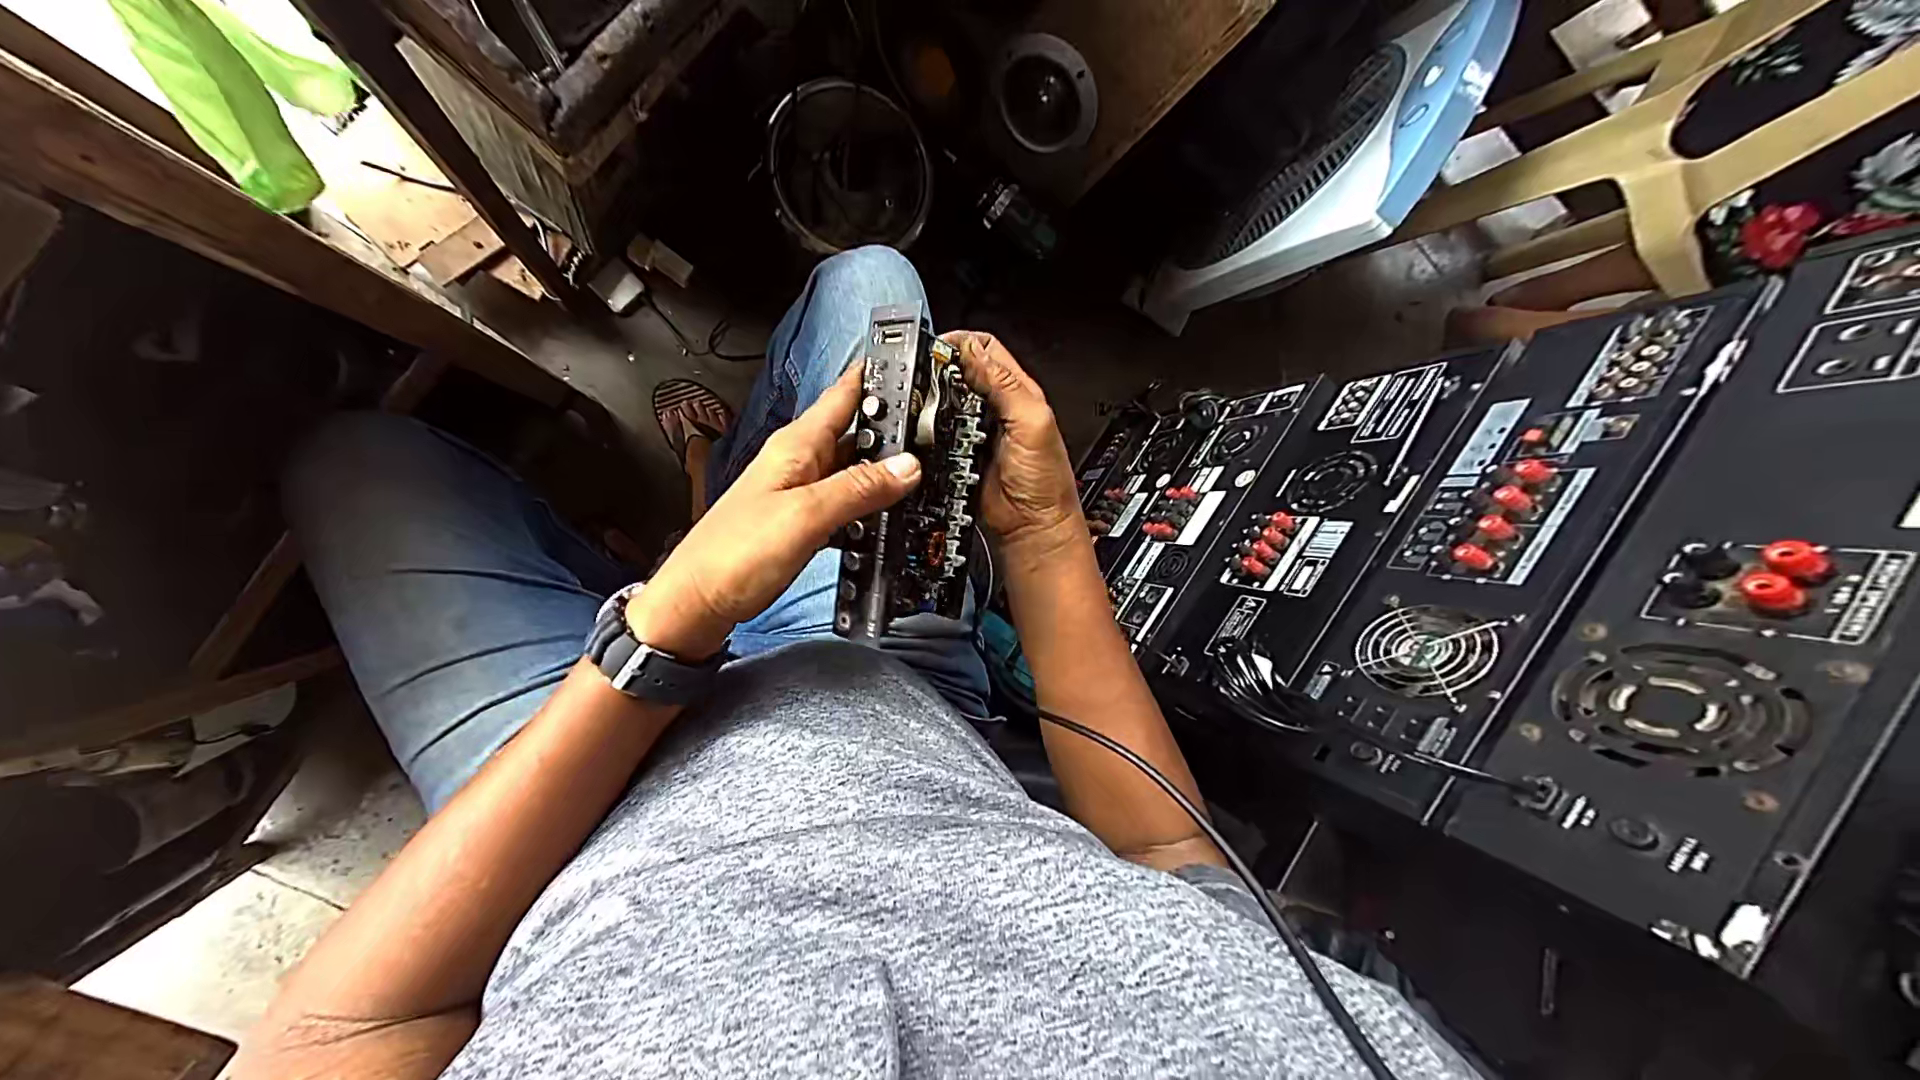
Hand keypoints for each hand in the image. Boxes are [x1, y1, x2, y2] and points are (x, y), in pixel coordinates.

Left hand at [625, 364, 921, 659]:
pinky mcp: (802, 519)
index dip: (878, 372)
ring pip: (853, 468)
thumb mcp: (805, 516)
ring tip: (919, 473)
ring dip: (884, 468)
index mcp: (797, 446)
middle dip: (893, 426)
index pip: (845, 393)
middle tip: (933, 430)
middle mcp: (799, 461)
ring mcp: (800, 490)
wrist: (697, 602)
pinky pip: (845, 500)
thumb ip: (858, 490)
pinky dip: (869, 503)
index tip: (912, 361)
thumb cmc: (734, 556)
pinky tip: (884, 514)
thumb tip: (907, 467)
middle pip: (855, 430)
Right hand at [942, 331, 1084, 565]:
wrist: (1030, 529)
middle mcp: (996, 409)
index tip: (936, 350)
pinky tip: (926, 429)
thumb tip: (974, 352)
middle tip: (923, 376)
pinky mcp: (959, 455)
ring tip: (923, 400)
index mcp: (1018, 392)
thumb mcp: (1032, 424)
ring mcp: (975, 433)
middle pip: (960, 372)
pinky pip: (937, 434)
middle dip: (940, 368)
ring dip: (933, 398)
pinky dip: (928, 428)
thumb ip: (1004, 386)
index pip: (985, 349)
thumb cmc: (1043, 484)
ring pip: (945, 401)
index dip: (960, 343)